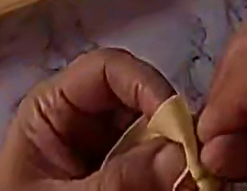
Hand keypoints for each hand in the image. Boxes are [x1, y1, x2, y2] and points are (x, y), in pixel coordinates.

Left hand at [0, 49, 185, 190]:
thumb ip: (116, 182)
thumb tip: (182, 157)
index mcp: (52, 107)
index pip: (108, 68)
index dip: (145, 83)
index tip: (176, 121)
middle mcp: (80, 117)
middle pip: (136, 99)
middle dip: (166, 126)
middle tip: (194, 158)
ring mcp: (97, 147)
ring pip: (147, 132)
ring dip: (169, 153)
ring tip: (190, 178)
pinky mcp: (110, 175)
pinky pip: (144, 164)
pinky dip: (161, 175)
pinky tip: (176, 185)